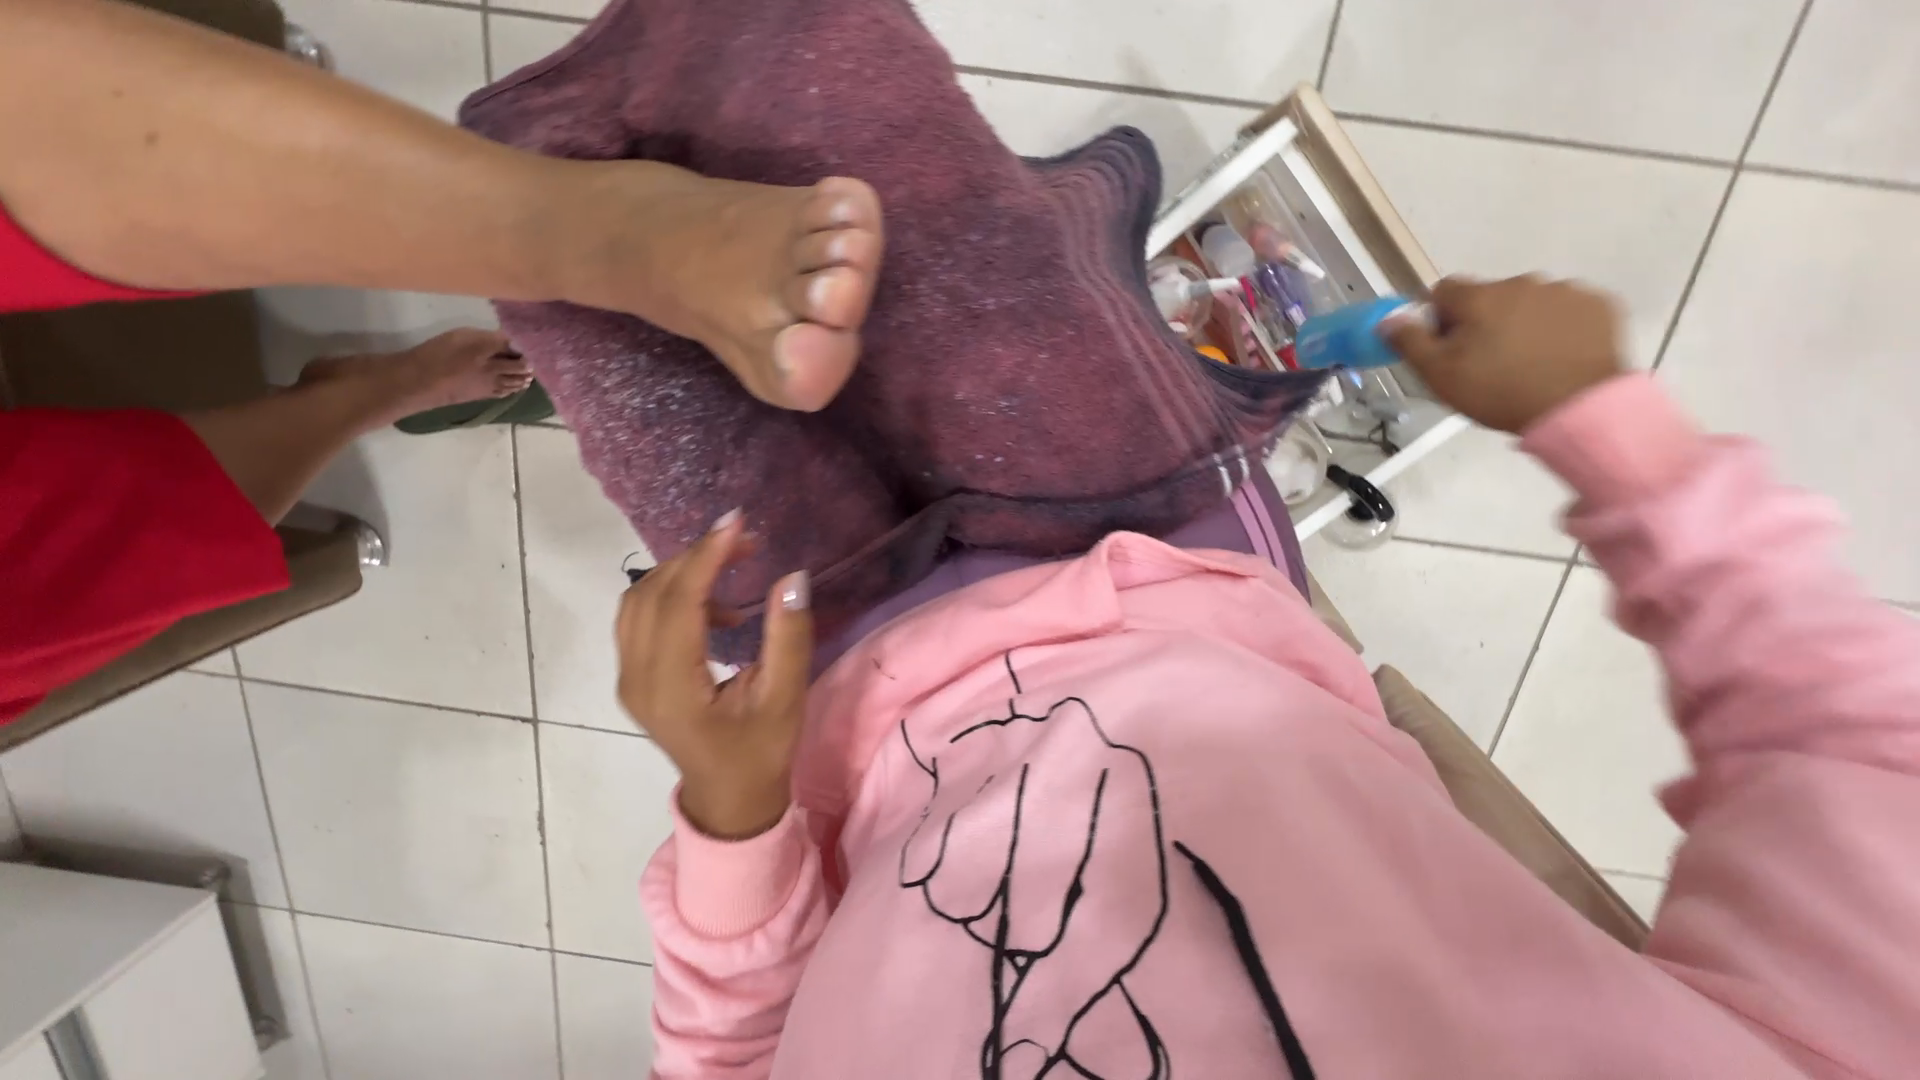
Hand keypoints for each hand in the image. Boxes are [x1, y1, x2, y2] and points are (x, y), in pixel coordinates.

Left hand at [614, 512, 811, 839]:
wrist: (728, 798)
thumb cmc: (760, 751)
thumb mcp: (785, 697)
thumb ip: (788, 636)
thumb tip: (793, 576)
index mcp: (672, 687)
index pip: (679, 602)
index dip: (706, 557)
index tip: (737, 523)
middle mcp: (637, 678)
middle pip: (651, 593)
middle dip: (696, 556)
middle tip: (745, 540)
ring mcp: (629, 678)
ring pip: (638, 600)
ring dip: (681, 572)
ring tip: (731, 562)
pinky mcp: (634, 676)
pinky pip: (641, 617)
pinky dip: (673, 595)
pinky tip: (720, 607)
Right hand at [1384, 274, 1626, 433]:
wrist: (1577, 407)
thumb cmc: (1497, 391)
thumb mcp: (1439, 374)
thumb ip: (1409, 341)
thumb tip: (1388, 318)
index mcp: (1480, 297)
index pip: (1444, 290)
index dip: (1439, 317)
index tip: (1447, 346)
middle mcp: (1522, 282)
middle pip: (1488, 296)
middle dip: (1483, 320)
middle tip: (1486, 361)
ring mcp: (1565, 291)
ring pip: (1528, 302)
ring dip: (1521, 322)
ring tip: (1526, 361)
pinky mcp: (1599, 304)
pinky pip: (1566, 310)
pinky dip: (1557, 327)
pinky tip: (1556, 355)